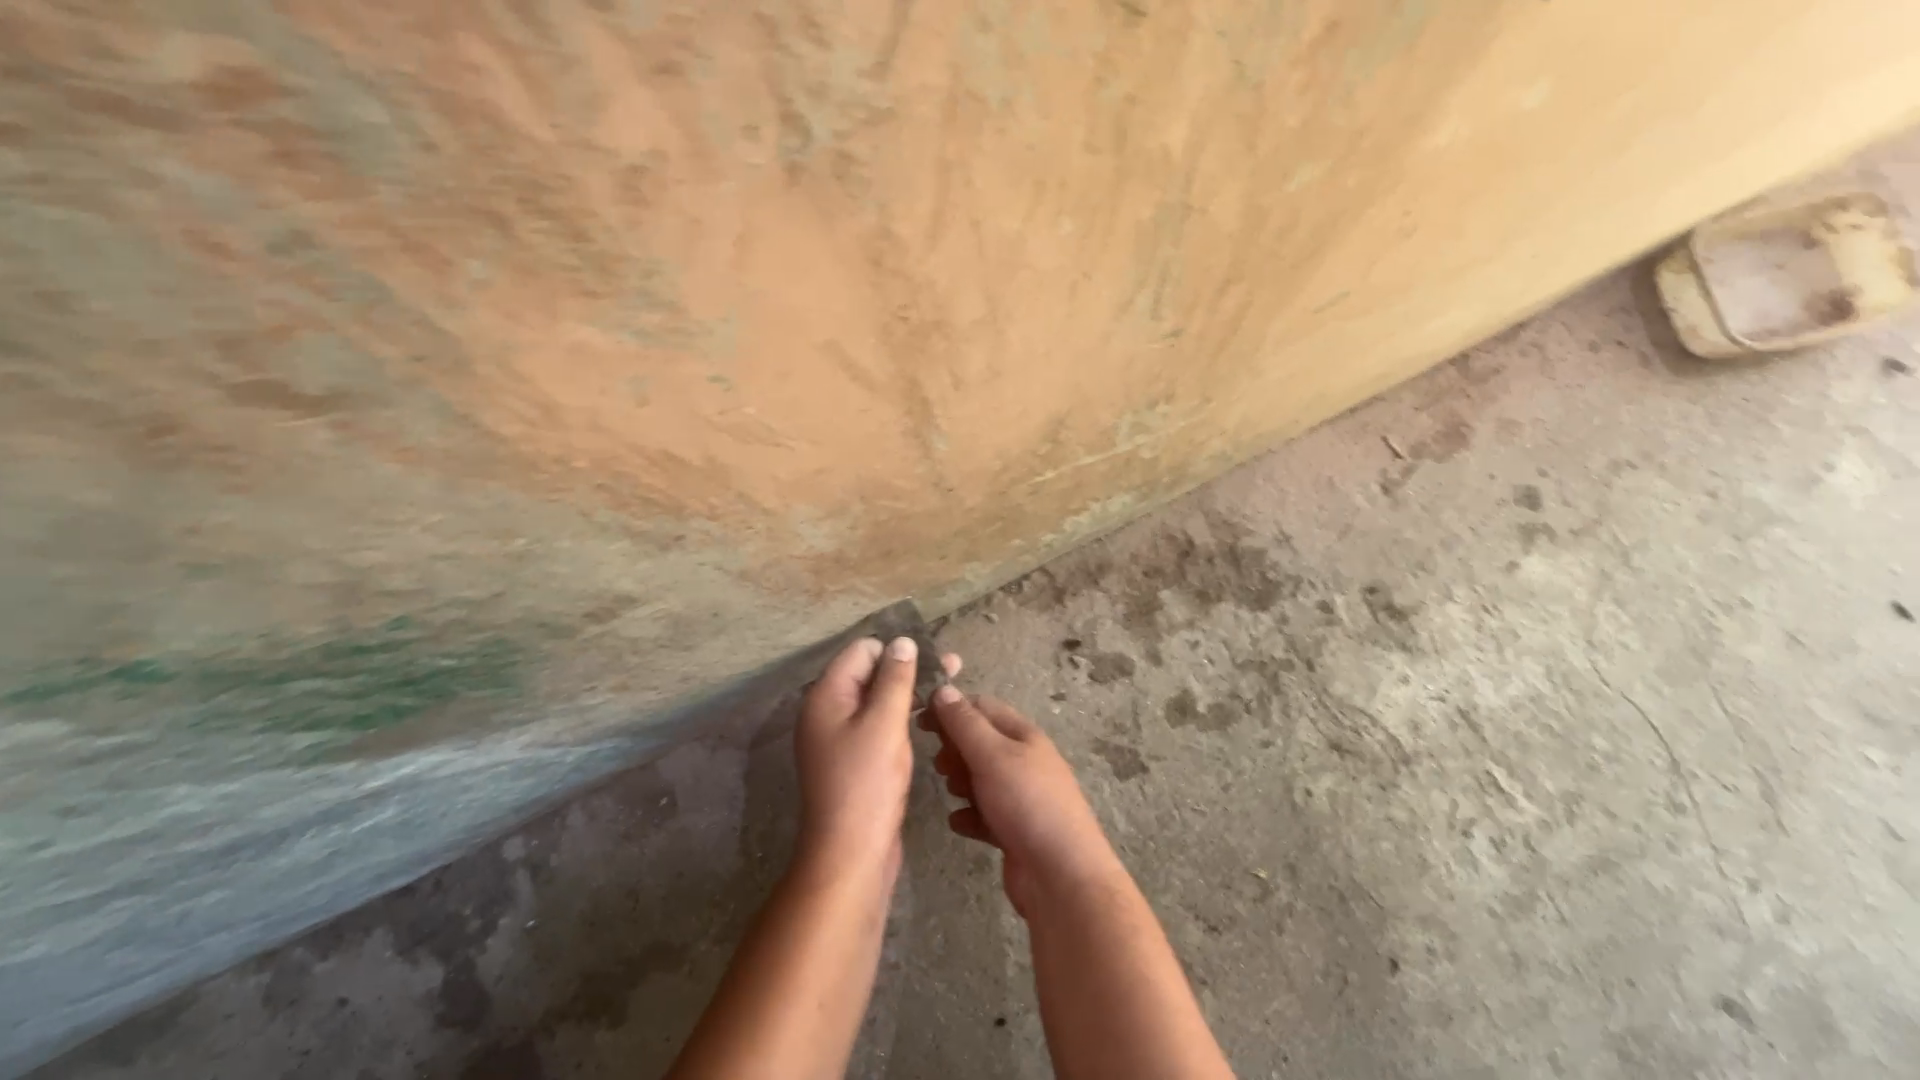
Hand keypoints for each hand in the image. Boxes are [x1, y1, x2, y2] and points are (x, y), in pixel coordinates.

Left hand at [794, 637, 959, 878]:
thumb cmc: (867, 783)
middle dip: (908, 668)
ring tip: (949, 691)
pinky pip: (877, 726)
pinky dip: (901, 719)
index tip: (935, 654)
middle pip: (869, 674)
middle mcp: (827, 712)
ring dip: (908, 693)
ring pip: (876, 701)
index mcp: (826, 696)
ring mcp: (839, 739)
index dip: (896, 648)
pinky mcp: (854, 761)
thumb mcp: (884, 723)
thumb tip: (903, 641)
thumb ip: (895, 679)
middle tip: (954, 667)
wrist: (851, 853)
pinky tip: (929, 721)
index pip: (861, 651)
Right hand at [923, 686, 1118, 915]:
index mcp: (1023, 735)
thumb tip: (943, 689)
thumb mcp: (992, 755)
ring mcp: (1021, 797)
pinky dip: (969, 816)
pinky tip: (959, 823)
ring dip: (961, 782)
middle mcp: (1024, 761)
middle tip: (939, 765)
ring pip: (980, 778)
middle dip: (954, 749)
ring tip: (952, 791)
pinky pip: (984, 814)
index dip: (951, 709)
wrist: (1060, 874)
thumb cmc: (1026, 803)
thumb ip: (965, 724)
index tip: (920, 721)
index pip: (982, 707)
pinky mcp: (1014, 830)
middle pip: (980, 743)